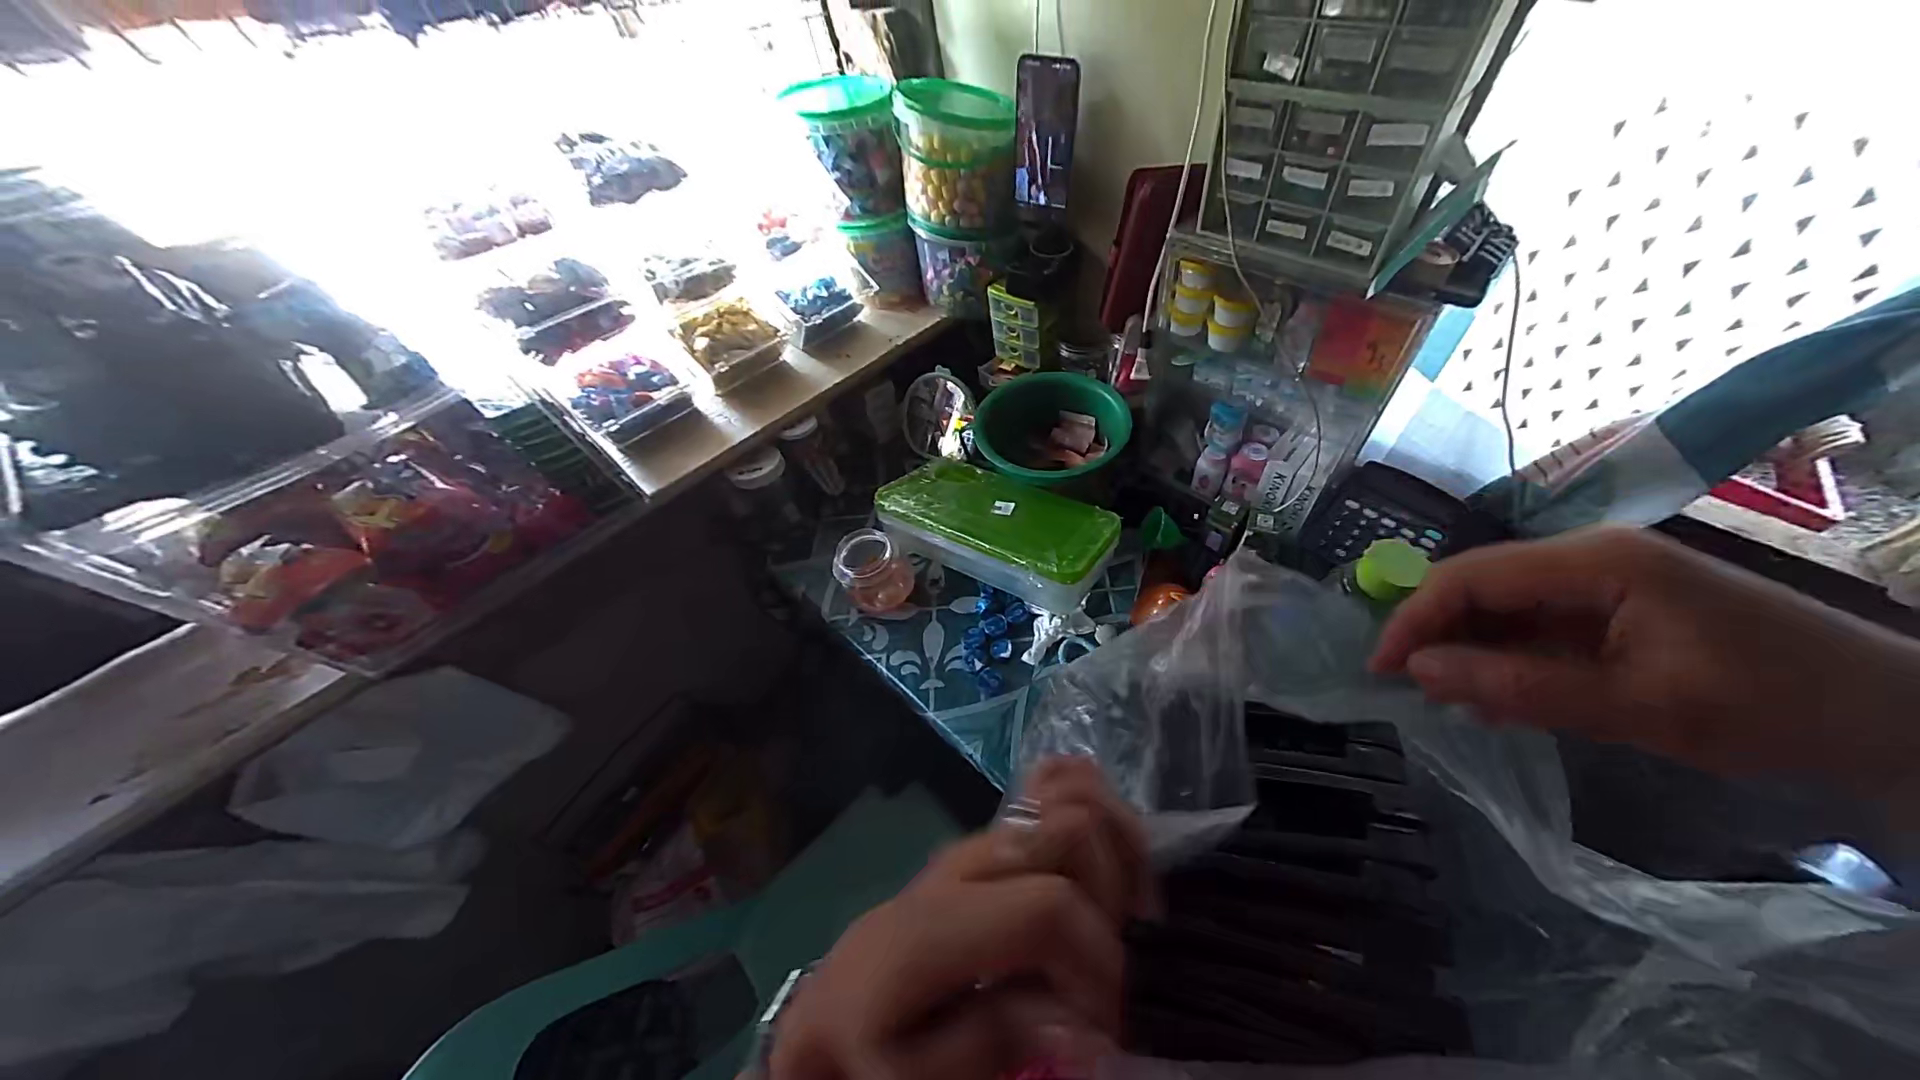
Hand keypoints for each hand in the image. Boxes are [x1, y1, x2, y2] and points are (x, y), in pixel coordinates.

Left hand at [771, 758, 1152, 1079]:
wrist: (833, 1013)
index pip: (1049, 907)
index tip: (1111, 1021)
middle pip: (1066, 833)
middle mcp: (959, 865)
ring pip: (1059, 801)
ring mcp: (970, 846)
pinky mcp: (978, 846)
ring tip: (1128, 903)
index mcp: (938, 924)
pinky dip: (1080, 794)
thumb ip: (992, 1043)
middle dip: (1114, 894)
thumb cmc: (870, 1052)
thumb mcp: (914, 1076)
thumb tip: (1081, 1018)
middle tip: (1121, 956)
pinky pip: (1036, 794)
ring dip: (1112, 841)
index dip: (1099, 960)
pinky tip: (1103, 818)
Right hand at [1369, 527, 1919, 798]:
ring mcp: (1602, 580)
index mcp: (1595, 561)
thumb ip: (1519, 686)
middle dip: (1435, 632)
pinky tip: (1498, 696)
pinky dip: (1506, 658)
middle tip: (1408, 686)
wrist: (1899, 718)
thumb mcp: (1637, 707)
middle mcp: (1588, 557)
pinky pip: (1535, 625)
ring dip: (1469, 649)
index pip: (1470, 576)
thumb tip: (1417, 671)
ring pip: (1501, 606)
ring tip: (1448, 698)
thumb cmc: (1773, 706)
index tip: (1381, 668)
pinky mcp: (1614, 607)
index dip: (1415, 618)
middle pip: (1478, 584)